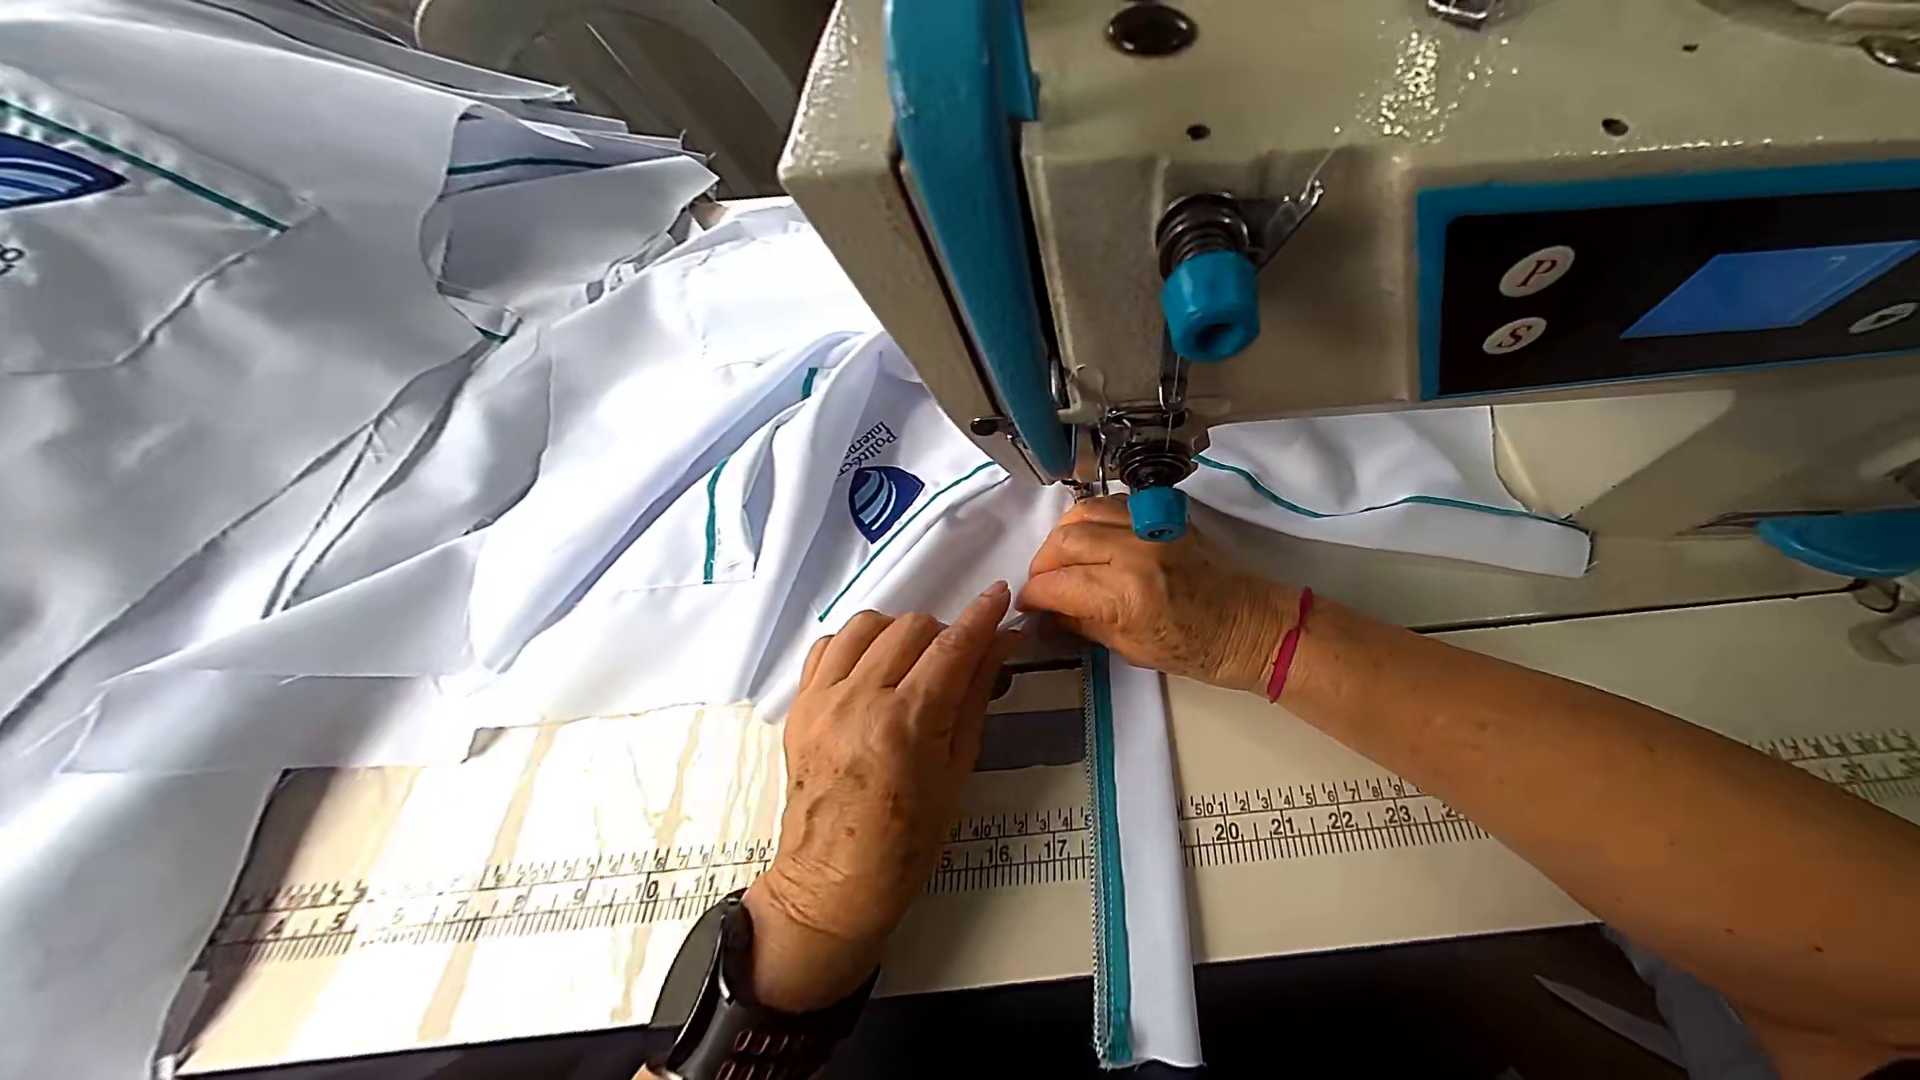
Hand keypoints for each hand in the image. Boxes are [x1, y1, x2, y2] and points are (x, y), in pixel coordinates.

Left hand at [743, 583, 1021, 1011]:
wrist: (834, 881)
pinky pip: (829, 646)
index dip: (981, 616)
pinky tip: (871, 671)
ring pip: (868, 625)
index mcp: (906, 724)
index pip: (952, 647)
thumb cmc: (908, 841)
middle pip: (911, 627)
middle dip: (944, 633)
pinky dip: (856, 646)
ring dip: (899, 634)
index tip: (998, 595)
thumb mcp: (958, 769)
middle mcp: (859, 701)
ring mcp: (822, 700)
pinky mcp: (798, 705)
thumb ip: (976, 695)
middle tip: (954, 663)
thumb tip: (1000, 643)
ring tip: (910, 665)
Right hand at [1016, 495, 1297, 694]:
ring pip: (1082, 514)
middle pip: (1063, 543)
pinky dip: (1090, 518)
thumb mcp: (1129, 648)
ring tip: (1061, 558)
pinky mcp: (1162, 517)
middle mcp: (1135, 554)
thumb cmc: (1197, 649)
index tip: (1030, 604)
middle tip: (1044, 584)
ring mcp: (1149, 529)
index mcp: (1126, 596)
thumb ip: (1082, 623)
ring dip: (1061, 536)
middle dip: (1042, 565)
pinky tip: (1088, 538)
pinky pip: (1111, 504)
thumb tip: (1049, 613)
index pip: (1056, 584)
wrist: (1249, 626)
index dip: (1034, 596)